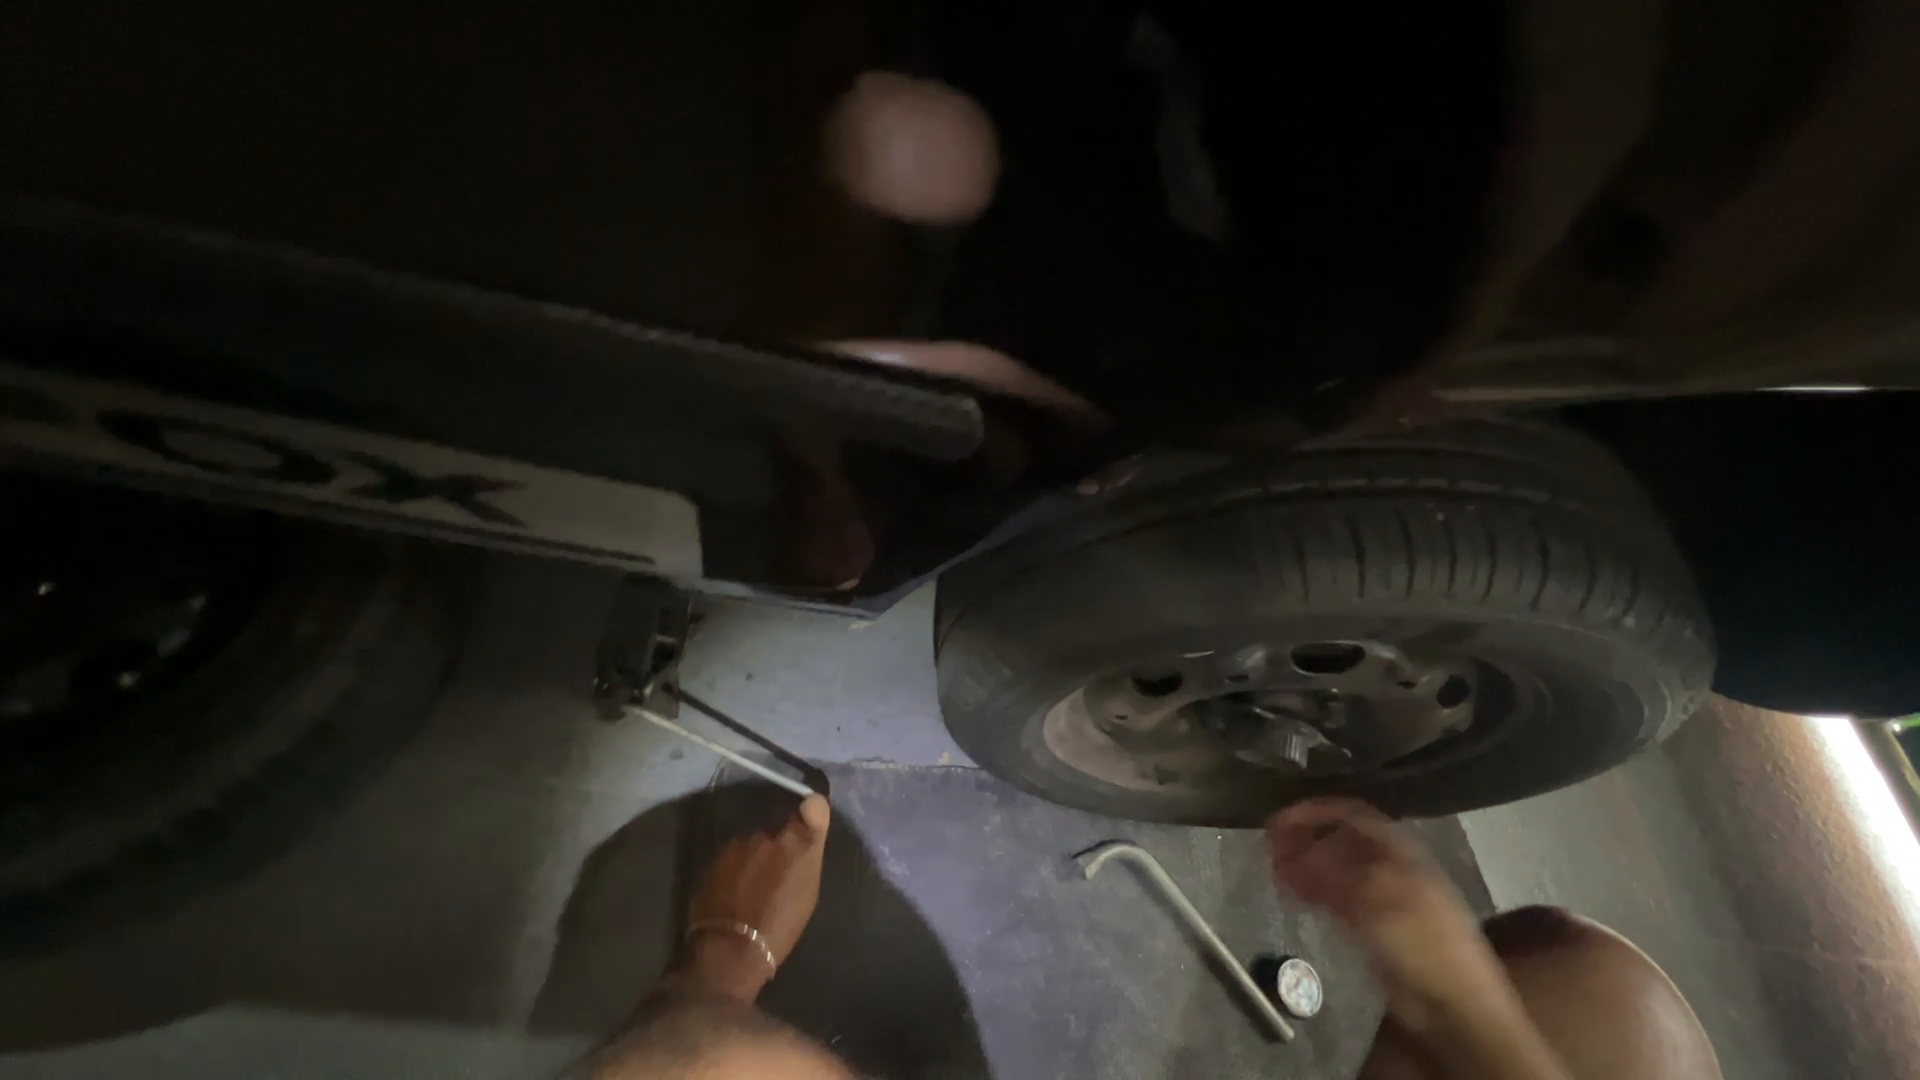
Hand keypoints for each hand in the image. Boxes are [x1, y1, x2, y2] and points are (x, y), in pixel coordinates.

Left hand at [680, 794, 831, 1003]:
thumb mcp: (808, 887)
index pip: (807, 810)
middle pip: (775, 831)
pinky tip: (736, 893)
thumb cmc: (779, 923)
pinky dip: (735, 871)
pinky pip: (730, 860)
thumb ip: (810, 841)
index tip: (808, 832)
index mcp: (792, 839)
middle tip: (779, 874)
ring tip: (755, 887)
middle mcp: (762, 834)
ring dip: (754, 858)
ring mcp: (734, 847)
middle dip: (777, 846)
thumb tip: (814, 799)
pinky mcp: (711, 864)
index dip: (807, 820)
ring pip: (751, 845)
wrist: (729, 953)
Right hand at [1266, 798, 1507, 1028]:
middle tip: (1268, 845)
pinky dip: (1311, 890)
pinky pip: (1335, 897)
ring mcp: (1380, 896)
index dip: (1313, 812)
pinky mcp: (1372, 925)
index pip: (1350, 813)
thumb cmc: (1422, 940)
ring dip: (1302, 864)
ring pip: (1333, 869)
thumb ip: (1333, 869)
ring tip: (1272, 868)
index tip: (1278, 821)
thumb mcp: (1377, 895)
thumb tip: (1290, 853)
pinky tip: (1289, 892)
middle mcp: (1388, 866)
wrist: (1454, 1006)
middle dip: (1303, 839)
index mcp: (1399, 850)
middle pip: (1338, 840)